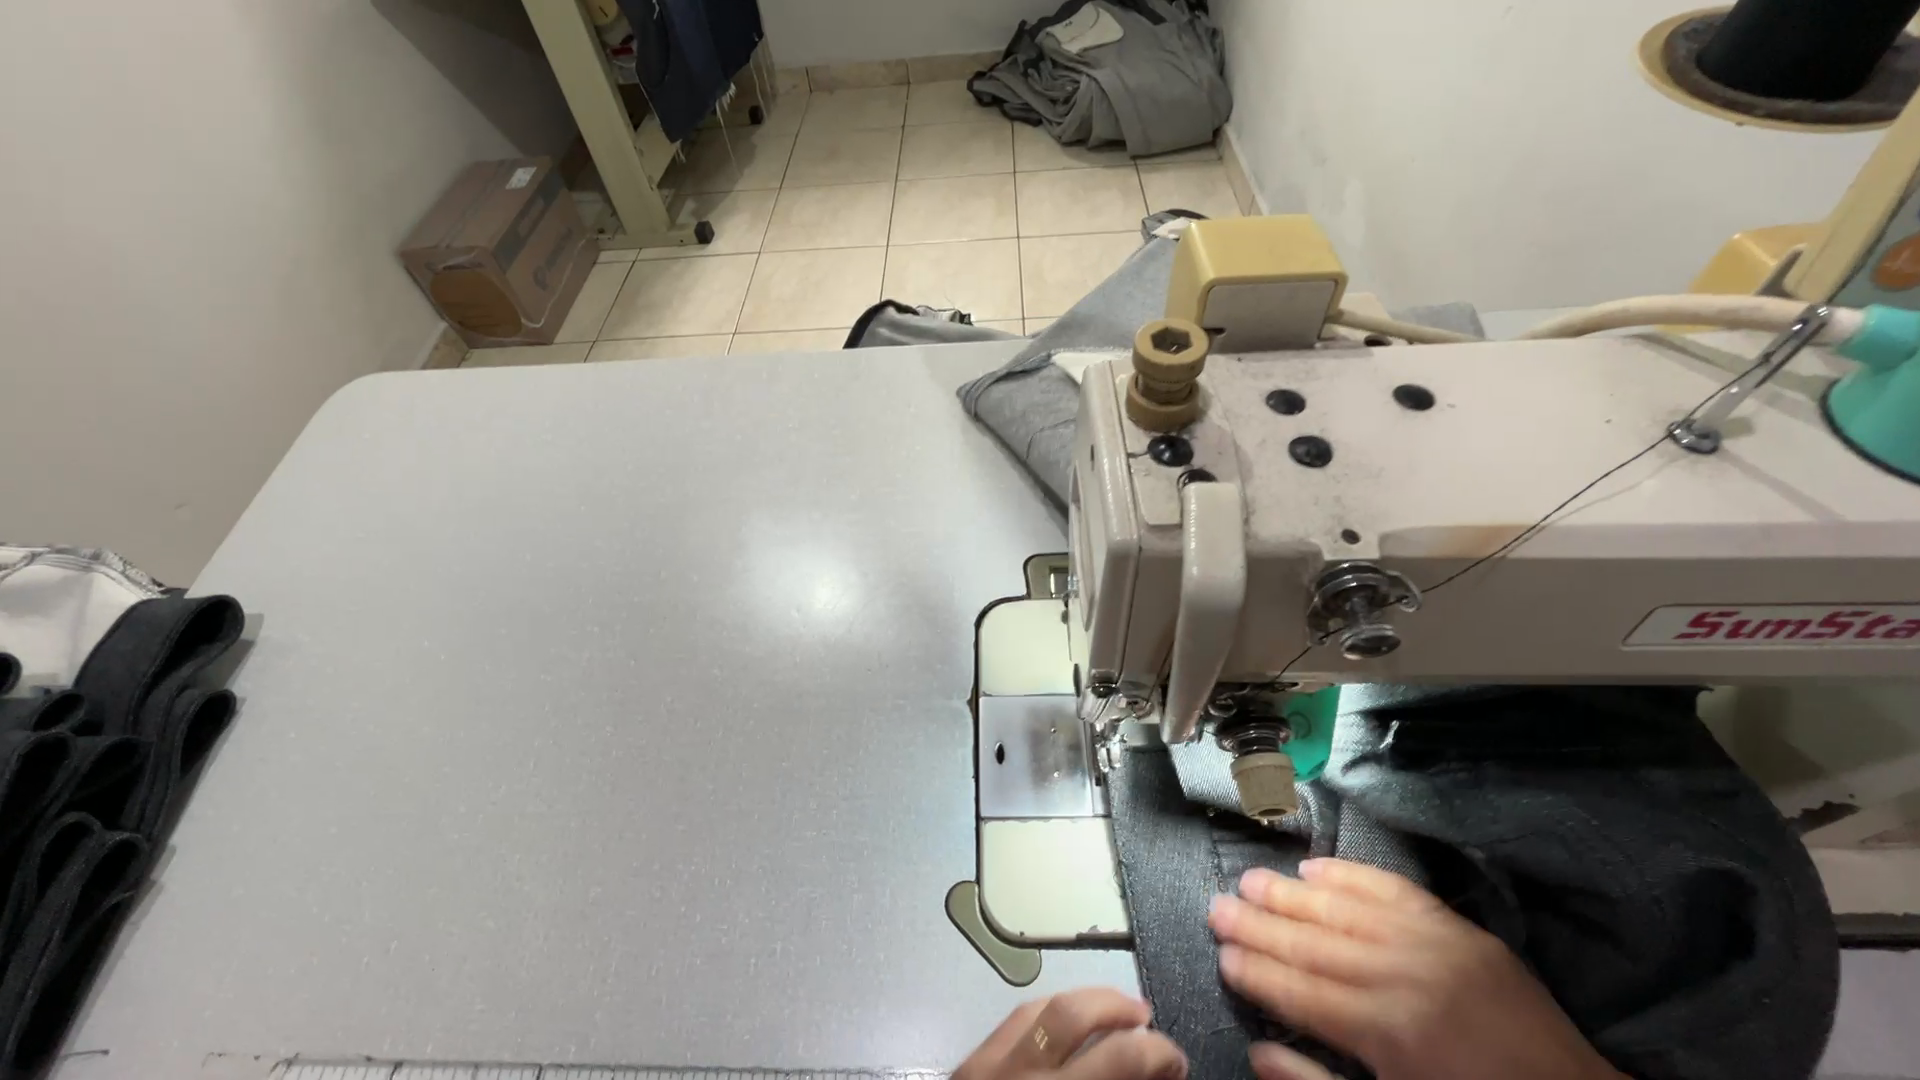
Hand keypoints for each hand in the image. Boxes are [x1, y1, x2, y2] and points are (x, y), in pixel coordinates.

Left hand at [955, 989, 1188, 1079]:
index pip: (1116, 1065)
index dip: (1156, 1057)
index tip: (1178, 1064)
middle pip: (1071, 1019)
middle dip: (1118, 1011)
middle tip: (1150, 1022)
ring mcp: (986, 1068)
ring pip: (1041, 1008)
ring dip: (1086, 1002)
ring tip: (1119, 1010)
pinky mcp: (969, 1066)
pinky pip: (1016, 1021)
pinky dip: (1051, 1012)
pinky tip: (1071, 1019)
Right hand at [1208, 859, 1626, 1079]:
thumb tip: (1258, 1050)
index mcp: (1390, 1033)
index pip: (1303, 992)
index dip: (1257, 973)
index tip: (1220, 954)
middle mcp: (1406, 976)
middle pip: (1315, 944)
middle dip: (1259, 926)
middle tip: (1215, 905)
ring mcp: (1436, 945)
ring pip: (1345, 909)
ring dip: (1292, 894)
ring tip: (1249, 879)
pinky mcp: (1462, 930)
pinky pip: (1395, 890)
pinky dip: (1351, 875)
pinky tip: (1315, 866)